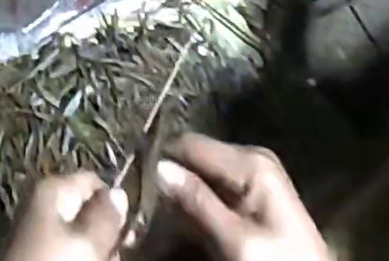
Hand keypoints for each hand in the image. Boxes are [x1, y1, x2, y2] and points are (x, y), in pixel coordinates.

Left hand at [3, 173, 126, 260]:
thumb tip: (119, 192)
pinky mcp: (38, 254)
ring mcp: (39, 232)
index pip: (93, 181)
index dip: (114, 204)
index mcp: (52, 189)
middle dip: (105, 235)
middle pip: (87, 211)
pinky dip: (80, 258)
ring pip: (80, 237)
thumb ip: (105, 217)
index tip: (128, 234)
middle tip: (111, 257)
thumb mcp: (86, 244)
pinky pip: (68, 252)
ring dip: (94, 252)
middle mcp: (44, 204)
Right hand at [156, 134, 328, 260]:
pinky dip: (197, 203)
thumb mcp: (237, 244)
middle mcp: (250, 157)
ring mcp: (253, 175)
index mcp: (251, 161)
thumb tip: (157, 166)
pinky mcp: (254, 194)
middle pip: (194, 157)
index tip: (134, 179)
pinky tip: (183, 220)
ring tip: (158, 214)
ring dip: (181, 194)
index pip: (190, 144)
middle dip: (170, 177)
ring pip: (200, 173)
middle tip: (144, 203)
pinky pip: (214, 189)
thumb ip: (197, 202)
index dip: (161, 159)